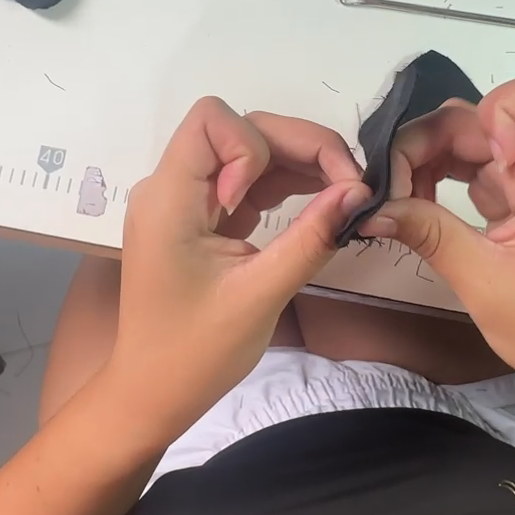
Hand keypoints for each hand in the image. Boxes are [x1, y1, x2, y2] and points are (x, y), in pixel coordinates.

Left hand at [106, 98, 368, 434]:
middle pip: (244, 129)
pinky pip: (254, 179)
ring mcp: (192, 199)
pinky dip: (291, 183)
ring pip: (255, 149)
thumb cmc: (195, 353)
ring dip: (303, 161)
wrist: (154, 394)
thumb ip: (309, 239)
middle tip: (349, 183)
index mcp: (169, 199)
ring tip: (347, 191)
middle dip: (299, 145)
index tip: (264, 201)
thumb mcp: (259, 296)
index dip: (252, 146)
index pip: (211, 120)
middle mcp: (175, 186)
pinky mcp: (209, 214)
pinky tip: (326, 199)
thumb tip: (360, 192)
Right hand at [362, 70, 514, 398]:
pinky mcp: (510, 200)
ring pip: (469, 139)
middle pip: (481, 117)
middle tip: (394, 186)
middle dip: (432, 139)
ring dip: (427, 157)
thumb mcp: (485, 282)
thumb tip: (372, 208)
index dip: (497, 109)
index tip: (474, 160)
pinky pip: (467, 168)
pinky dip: (434, 178)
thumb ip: (429, 234)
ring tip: (398, 197)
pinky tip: (412, 205)